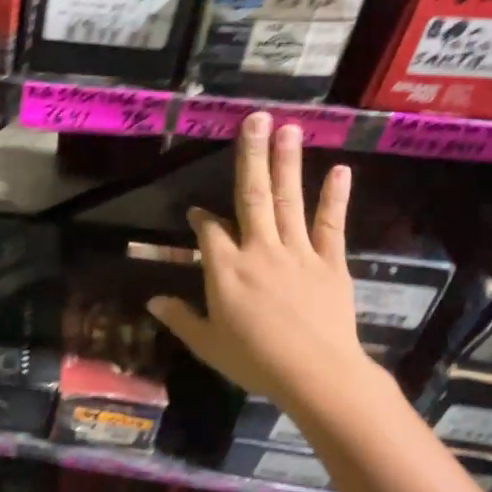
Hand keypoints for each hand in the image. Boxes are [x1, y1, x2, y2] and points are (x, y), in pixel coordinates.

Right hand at [147, 113, 372, 412]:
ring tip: (288, 129)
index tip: (196, 211)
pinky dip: (334, 199)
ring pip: (289, 201)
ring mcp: (298, 253)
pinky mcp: (331, 264)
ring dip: (288, 163)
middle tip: (255, 118)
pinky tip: (339, 171)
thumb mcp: (207, 344)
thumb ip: (181, 318)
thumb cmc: (254, 361)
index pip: (209, 232)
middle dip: (251, 157)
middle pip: (252, 196)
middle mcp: (259, 250)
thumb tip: (152, 302)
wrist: (315, 373)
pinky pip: (331, 226)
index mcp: (225, 270)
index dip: (201, 219)